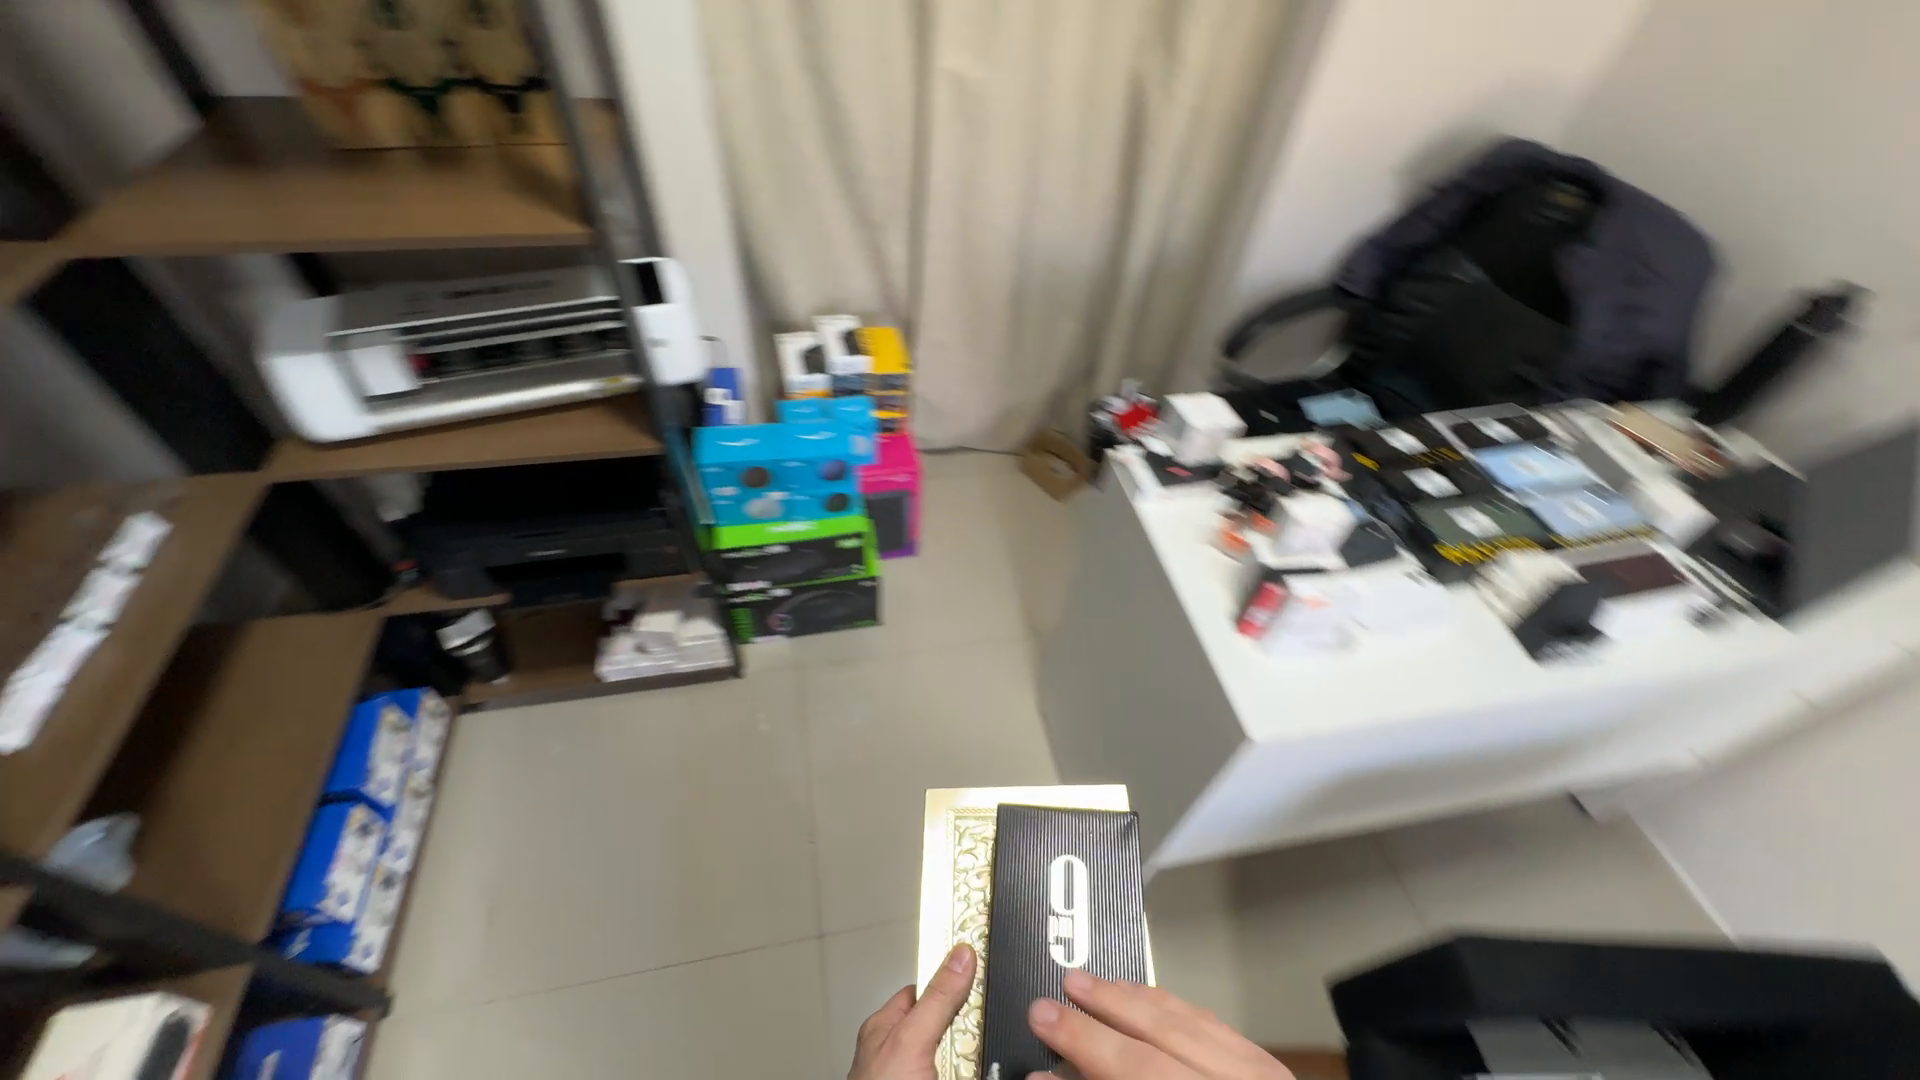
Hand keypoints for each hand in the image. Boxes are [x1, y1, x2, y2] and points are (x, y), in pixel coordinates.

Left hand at [848, 943, 976, 1079]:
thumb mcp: (910, 1039)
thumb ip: (937, 999)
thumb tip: (961, 955)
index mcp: (886, 1028)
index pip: (926, 988)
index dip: (953, 978)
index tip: (980, 965)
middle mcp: (901, 1050)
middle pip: (947, 1022)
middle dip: (968, 1024)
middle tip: (983, 1026)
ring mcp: (919, 1072)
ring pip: (961, 1051)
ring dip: (976, 1052)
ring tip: (981, 1056)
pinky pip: (968, 1068)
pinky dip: (977, 1067)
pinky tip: (981, 1068)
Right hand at [1027, 971, 1295, 1079]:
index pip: (1138, 1076)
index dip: (1085, 1057)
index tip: (1037, 1052)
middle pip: (1160, 1045)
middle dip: (1097, 1021)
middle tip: (1046, 1003)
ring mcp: (1262, 1079)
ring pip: (1187, 1024)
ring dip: (1129, 1000)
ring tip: (1084, 981)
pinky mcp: (1272, 1070)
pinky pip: (1212, 1023)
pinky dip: (1170, 1005)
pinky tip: (1143, 996)